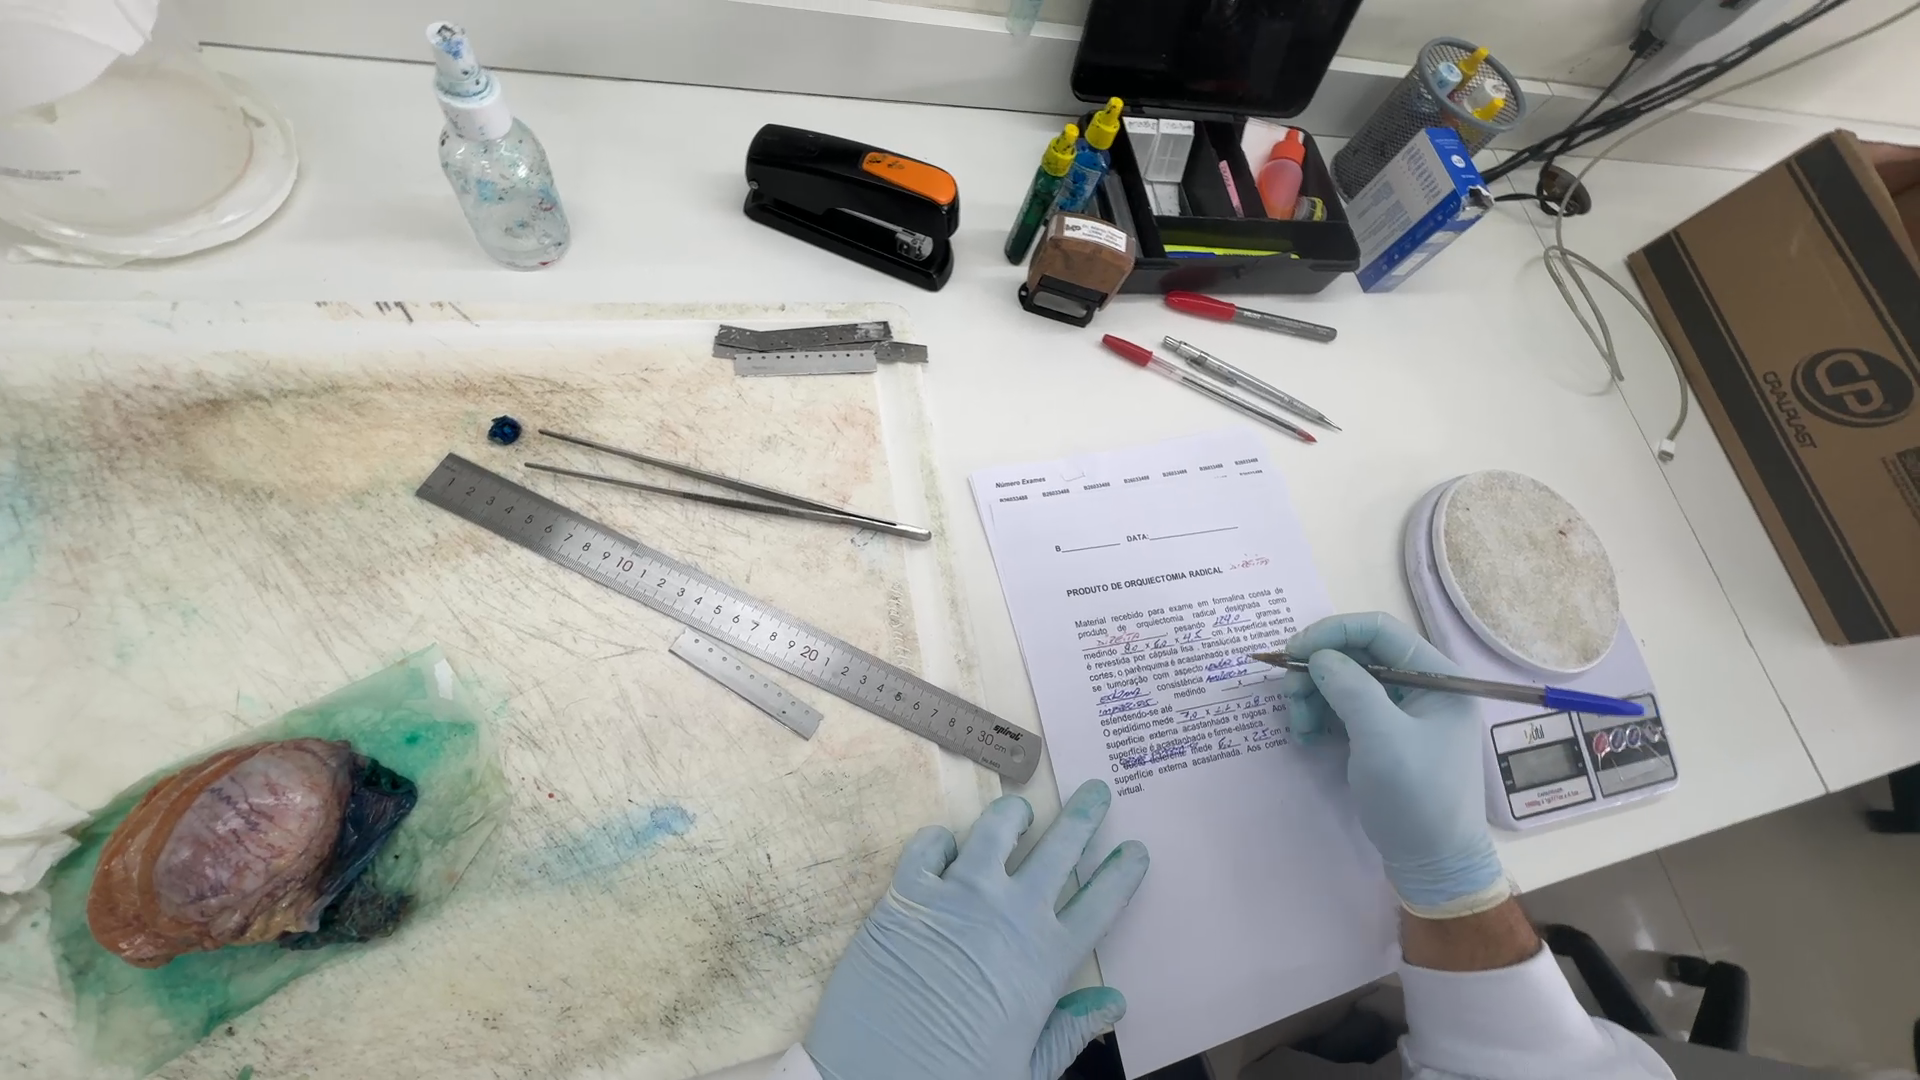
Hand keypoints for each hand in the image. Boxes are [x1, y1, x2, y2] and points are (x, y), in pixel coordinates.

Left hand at [803, 780, 1149, 1079]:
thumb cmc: (955, 1079)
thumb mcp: (1025, 1070)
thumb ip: (1069, 1031)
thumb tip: (1115, 1002)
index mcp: (1043, 960)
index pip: (1099, 905)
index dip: (1122, 873)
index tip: (1135, 849)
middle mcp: (1008, 913)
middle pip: (1059, 849)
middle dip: (1084, 816)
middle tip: (1095, 791)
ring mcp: (958, 894)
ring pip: (997, 828)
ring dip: (1014, 814)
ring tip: (1020, 812)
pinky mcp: (909, 890)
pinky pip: (930, 843)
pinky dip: (940, 840)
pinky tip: (944, 848)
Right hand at [1278, 612, 1508, 918]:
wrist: (1431, 863)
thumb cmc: (1416, 797)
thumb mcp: (1381, 738)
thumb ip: (1350, 688)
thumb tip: (1317, 656)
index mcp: (1437, 679)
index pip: (1378, 630)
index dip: (1331, 632)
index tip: (1292, 651)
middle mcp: (1419, 687)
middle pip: (1355, 654)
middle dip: (1316, 670)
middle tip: (1288, 694)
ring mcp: (1399, 710)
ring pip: (1342, 679)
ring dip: (1311, 695)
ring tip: (1298, 726)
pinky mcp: (1380, 732)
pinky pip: (1340, 706)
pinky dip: (1318, 714)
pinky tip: (1307, 736)